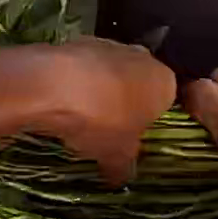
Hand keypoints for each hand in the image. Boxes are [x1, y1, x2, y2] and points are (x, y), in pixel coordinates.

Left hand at [35, 39, 176, 183]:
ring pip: (111, 73)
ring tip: (79, 118)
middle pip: (138, 84)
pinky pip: (84, 67)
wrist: (52, 84)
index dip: (148, 122)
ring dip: (99, 92)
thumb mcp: (116, 155)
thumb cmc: (102, 120)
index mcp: (164, 83)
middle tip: (106, 131)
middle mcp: (144, 58)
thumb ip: (124, 167)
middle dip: (125, 105)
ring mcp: (111, 45)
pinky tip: (61, 102)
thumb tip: (121, 177)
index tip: (130, 138)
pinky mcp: (79, 40)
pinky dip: (76, 81)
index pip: (166, 102)